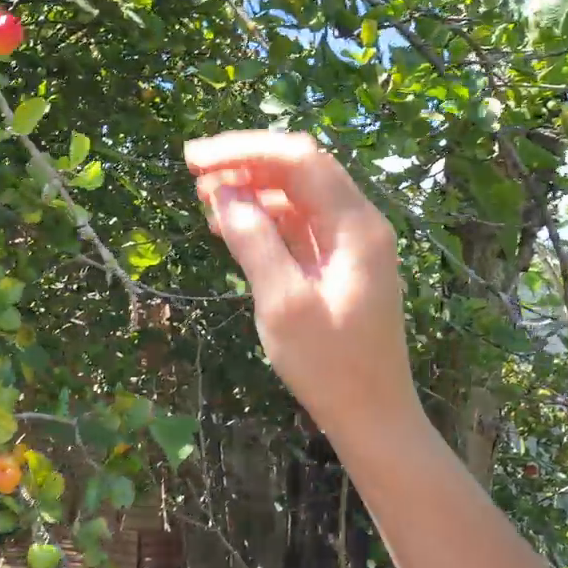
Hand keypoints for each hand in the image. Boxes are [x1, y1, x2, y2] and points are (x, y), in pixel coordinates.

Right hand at [185, 131, 416, 436]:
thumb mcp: (283, 303)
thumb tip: (223, 194)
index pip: (299, 159)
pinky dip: (264, 216)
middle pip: (300, 168)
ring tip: (206, 199)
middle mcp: (358, 223)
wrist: (373, 418)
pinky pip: (299, 222)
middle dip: (246, 163)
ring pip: (297, 193)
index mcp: (356, 226)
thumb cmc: (330, 365)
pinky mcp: (338, 263)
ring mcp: (350, 243)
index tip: (196, 159)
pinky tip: (231, 224)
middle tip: (195, 174)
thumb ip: (253, 241)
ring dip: (252, 188)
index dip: (245, 150)